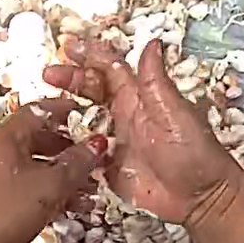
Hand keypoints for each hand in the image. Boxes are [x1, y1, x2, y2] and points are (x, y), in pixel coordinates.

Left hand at [0, 99, 104, 242]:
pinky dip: (48, 190)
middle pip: (37, 138)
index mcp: (3, 136)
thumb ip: (77, 162)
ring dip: (63, 174)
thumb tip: (99, 143)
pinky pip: (25, 184)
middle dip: (70, 149)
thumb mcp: (51, 185)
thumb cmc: (8, 211)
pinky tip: (74, 205)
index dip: (67, 111)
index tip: (91, 115)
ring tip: (92, 188)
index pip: (39, 110)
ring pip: (34, 165)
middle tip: (95, 156)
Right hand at [43, 39, 243, 228]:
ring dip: (64, 110)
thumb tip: (151, 43)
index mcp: (140, 97)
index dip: (90, 55)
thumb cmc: (193, 154)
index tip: (68, 46)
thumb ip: (157, 82)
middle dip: (70, 78)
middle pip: (92, 89)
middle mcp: (124, 115)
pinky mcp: (107, 168)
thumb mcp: (175, 114)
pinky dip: (66, 146)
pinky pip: (82, 152)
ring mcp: (114, 141)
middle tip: (48, 74)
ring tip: (44, 107)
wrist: (199, 199)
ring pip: (83, 118)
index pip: (111, 68)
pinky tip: (49, 143)